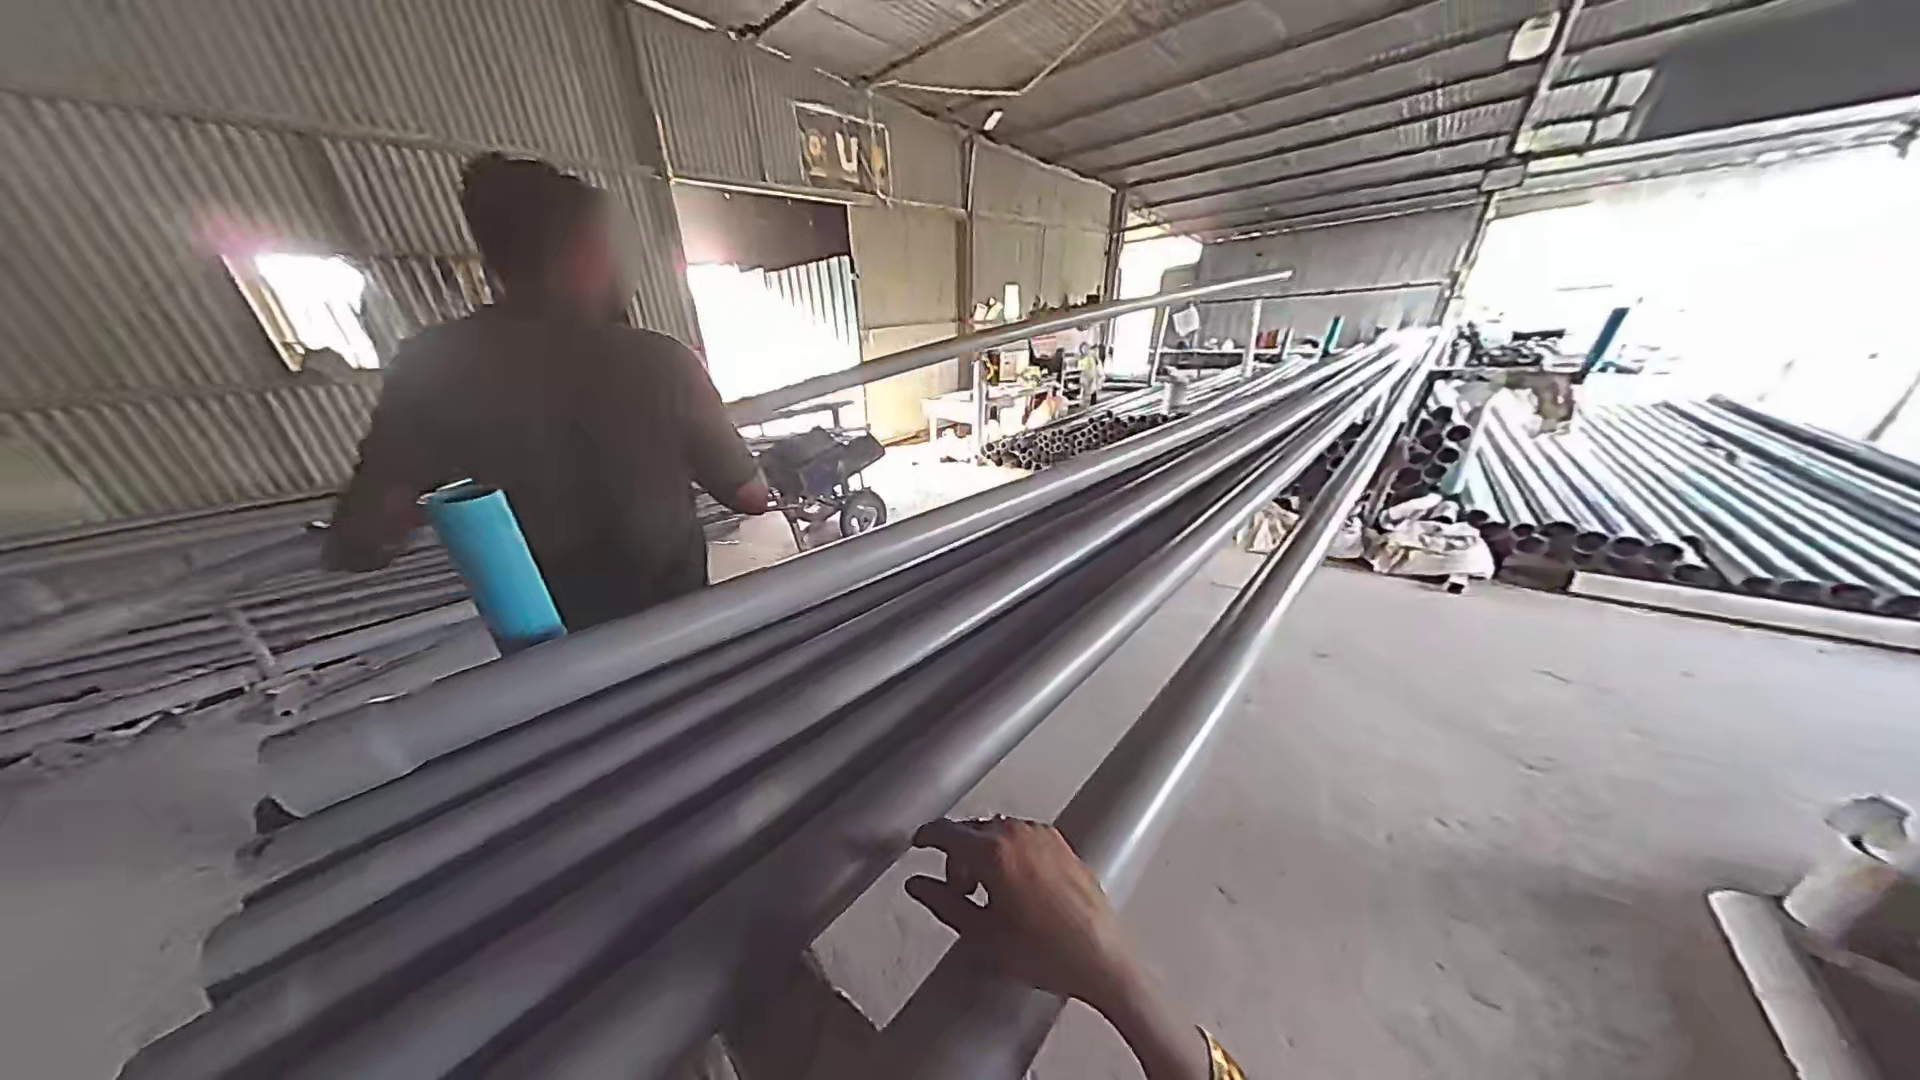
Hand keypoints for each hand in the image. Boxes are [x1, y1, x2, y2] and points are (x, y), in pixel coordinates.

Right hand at [905, 816, 1136, 1009]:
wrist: (1100, 957)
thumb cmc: (1050, 952)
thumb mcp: (982, 933)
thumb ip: (943, 902)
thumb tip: (919, 886)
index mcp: (994, 852)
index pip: (946, 831)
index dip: (927, 837)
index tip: (920, 842)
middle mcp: (1017, 833)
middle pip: (971, 830)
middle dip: (959, 856)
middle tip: (962, 890)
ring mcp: (1040, 834)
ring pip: (996, 831)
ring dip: (985, 853)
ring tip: (992, 894)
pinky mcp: (1058, 840)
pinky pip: (1021, 835)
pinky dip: (1009, 851)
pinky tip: (1016, 886)